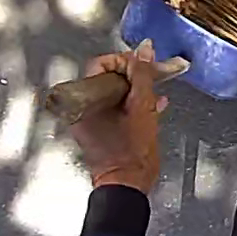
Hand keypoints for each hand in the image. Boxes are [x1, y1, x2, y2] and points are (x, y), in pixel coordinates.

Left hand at [70, 40, 168, 193]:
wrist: (127, 185)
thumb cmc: (131, 153)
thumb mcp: (143, 106)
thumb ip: (143, 74)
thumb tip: (145, 50)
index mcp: (84, 98)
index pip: (102, 63)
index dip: (127, 62)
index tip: (145, 67)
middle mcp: (80, 106)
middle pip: (108, 77)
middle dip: (135, 76)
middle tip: (154, 78)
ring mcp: (87, 118)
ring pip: (113, 92)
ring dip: (135, 90)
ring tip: (156, 95)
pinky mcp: (96, 129)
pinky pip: (112, 107)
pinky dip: (130, 104)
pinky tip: (152, 106)